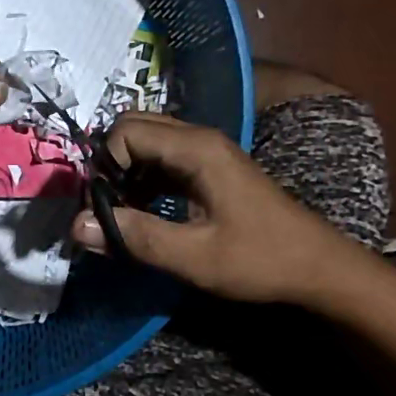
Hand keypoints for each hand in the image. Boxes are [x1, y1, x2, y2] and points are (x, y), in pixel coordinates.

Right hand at [69, 112, 362, 304]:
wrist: (318, 266)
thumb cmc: (260, 259)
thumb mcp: (194, 257)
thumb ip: (135, 237)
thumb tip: (77, 225)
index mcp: (196, 149)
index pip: (126, 132)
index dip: (105, 166)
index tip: (101, 207)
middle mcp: (200, 138)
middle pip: (135, 128)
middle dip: (111, 164)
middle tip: (107, 207)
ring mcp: (208, 150)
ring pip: (149, 142)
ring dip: (127, 172)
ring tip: (122, 213)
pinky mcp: (211, 167)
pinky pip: (165, 158)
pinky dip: (145, 179)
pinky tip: (145, 212)